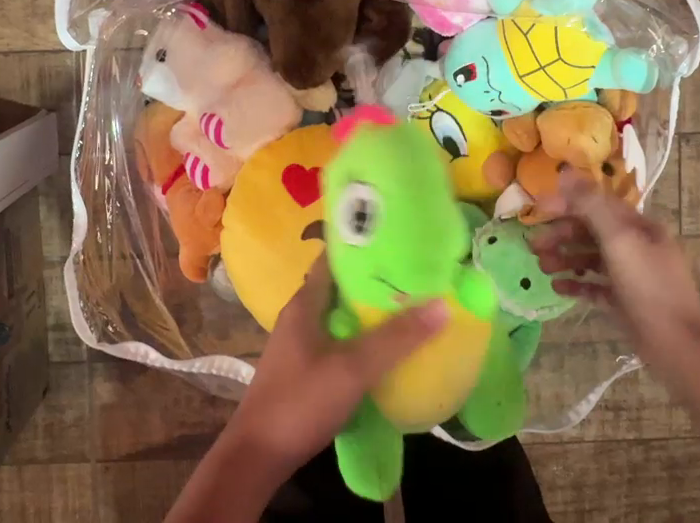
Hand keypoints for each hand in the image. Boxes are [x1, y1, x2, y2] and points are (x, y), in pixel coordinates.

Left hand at [227, 264, 446, 469]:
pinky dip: (362, 341)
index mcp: (304, 304)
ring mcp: (301, 346)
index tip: (398, 242)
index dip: (362, 248)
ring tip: (410, 311)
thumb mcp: (352, 368)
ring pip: (340, 318)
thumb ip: (395, 338)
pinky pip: (339, 343)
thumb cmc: (300, 402)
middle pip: (340, 288)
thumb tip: (441, 304)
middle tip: (416, 278)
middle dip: (374, 283)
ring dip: (369, 314)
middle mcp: (300, 318)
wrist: (257, 457)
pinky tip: (387, 352)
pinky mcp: (305, 372)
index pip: (332, 259)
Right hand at [530, 171, 699, 384]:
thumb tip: (565, 171)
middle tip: (533, 246)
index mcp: (638, 226)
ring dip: (564, 258)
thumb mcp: (619, 240)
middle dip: (561, 235)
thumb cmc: (649, 286)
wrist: (679, 345)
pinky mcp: (623, 301)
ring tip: (542, 267)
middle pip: (590, 231)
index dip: (566, 204)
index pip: (596, 204)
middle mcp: (635, 245)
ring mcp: (629, 274)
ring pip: (590, 258)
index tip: (538, 212)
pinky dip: (576, 284)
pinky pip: (594, 286)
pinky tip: (557, 287)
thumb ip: (591, 205)